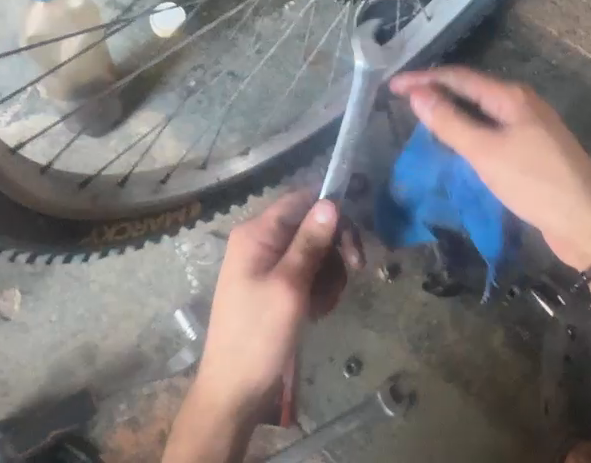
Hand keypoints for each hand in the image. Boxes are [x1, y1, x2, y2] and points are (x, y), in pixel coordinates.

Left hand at [191, 190, 360, 418]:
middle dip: (334, 248)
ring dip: (328, 274)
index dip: (331, 209)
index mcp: (256, 232)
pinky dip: (318, 289)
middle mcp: (260, 241)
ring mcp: (267, 265)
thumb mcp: (289, 286)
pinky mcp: (274, 287)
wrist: (234, 390)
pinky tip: (317, 312)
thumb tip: (331, 201)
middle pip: (311, 225)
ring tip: (324, 305)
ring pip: (314, 251)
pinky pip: (306, 274)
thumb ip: (310, 241)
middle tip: (355, 270)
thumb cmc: (258, 335)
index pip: (300, 199)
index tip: (355, 235)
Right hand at [388, 65, 590, 271]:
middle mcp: (521, 104)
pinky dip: (468, 132)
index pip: (458, 76)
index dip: (422, 78)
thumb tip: (417, 94)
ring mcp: (529, 127)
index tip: (391, 86)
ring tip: (419, 119)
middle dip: (435, 91)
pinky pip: (491, 131)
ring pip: (481, 111)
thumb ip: (449, 122)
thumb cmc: (536, 184)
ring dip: (451, 112)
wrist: (590, 225)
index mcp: (511, 96)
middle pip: (470, 89)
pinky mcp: (533, 151)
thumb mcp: (486, 153)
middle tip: (400, 100)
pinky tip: (455, 145)